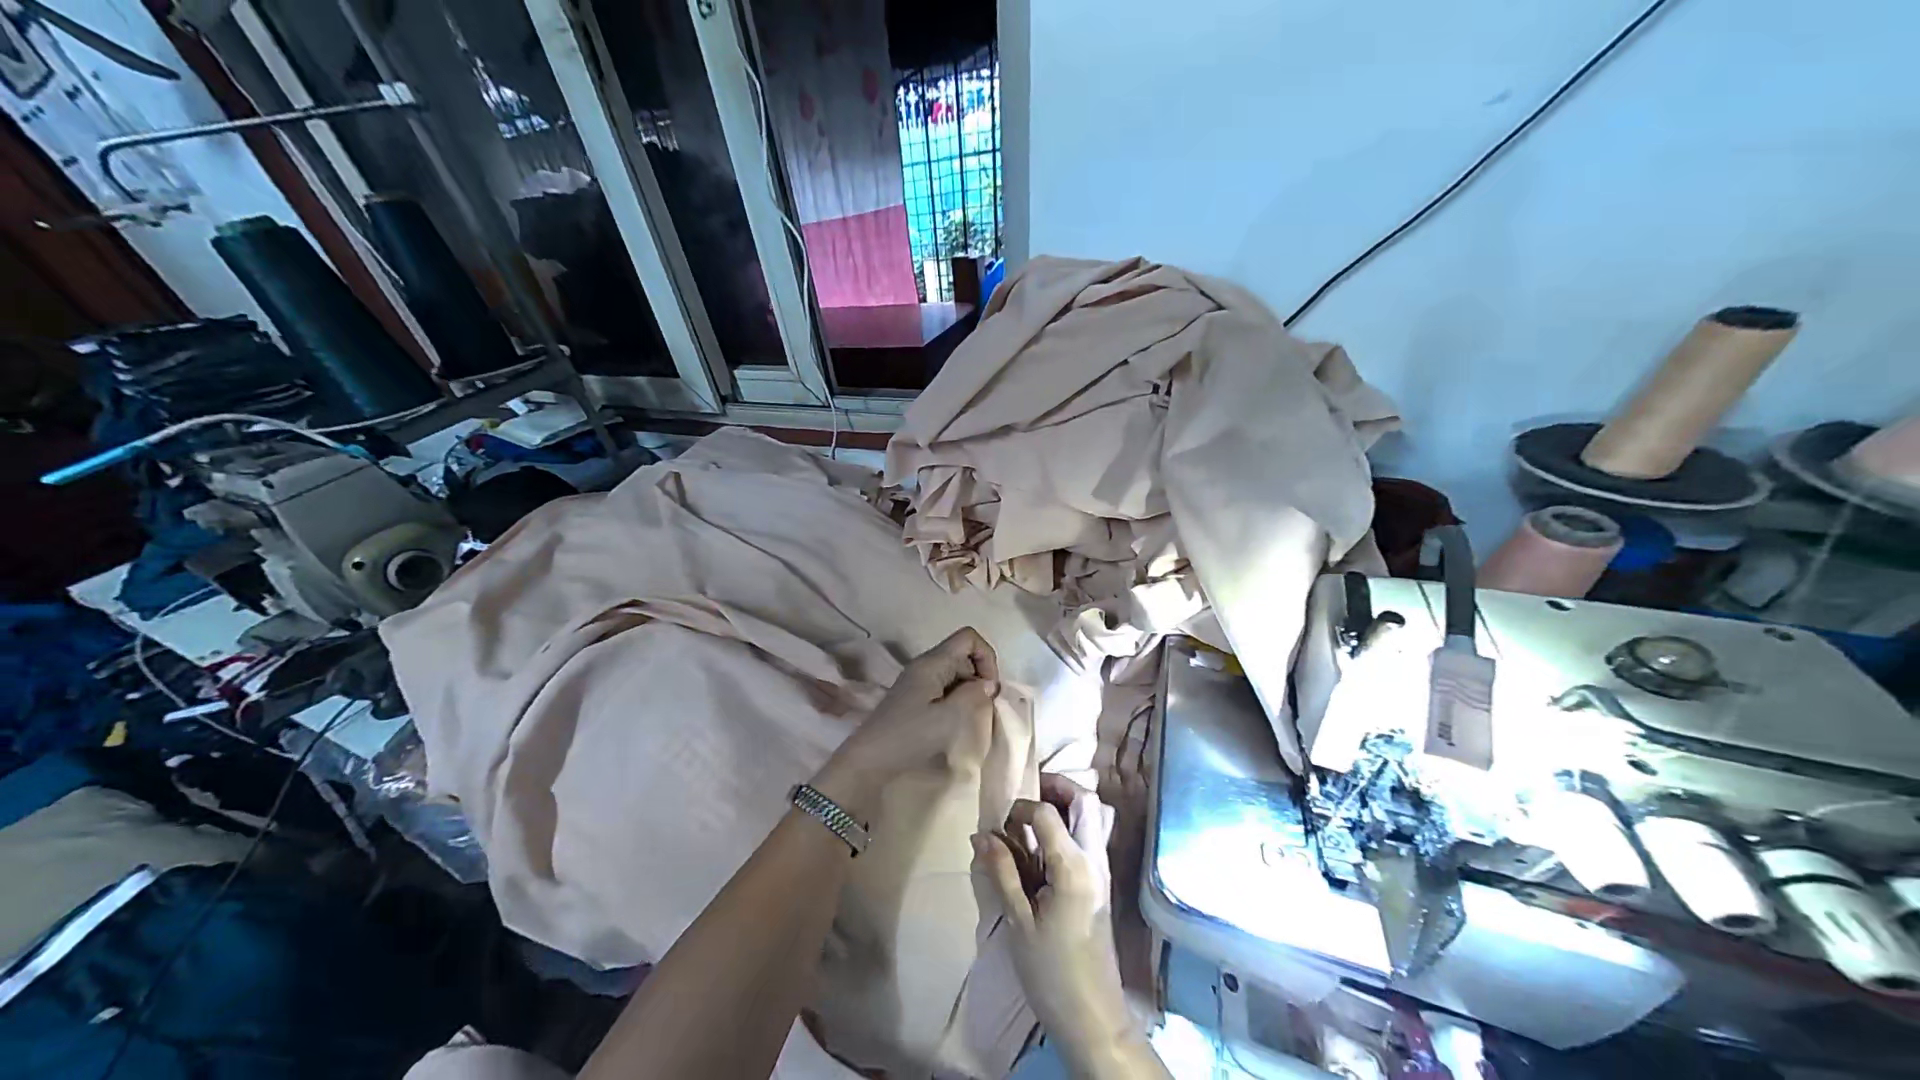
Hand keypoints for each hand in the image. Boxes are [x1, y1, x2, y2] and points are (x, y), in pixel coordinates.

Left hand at [811, 627, 999, 817]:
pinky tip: (954, 725)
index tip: (988, 690)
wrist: (868, 763)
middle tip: (982, 709)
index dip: (987, 658)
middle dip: (980, 678)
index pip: (969, 638)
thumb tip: (986, 685)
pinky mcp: (914, 701)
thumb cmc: (910, 737)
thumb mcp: (950, 718)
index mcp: (932, 663)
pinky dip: (956, 702)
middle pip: (963, 656)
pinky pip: (944, 690)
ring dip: (969, 693)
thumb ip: (974, 696)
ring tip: (969, 720)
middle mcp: (924, 667)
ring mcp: (918, 684)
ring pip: (955, 675)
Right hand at [972, 776, 1140, 1069]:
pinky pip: (1092, 835)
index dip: (1020, 809)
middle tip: (1026, 798)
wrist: (1093, 1016)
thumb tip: (981, 834)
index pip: (1048, 812)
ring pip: (1094, 815)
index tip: (1001, 828)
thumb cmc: (1051, 971)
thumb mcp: (1018, 922)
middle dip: (1056, 787)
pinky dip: (1072, 824)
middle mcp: (1095, 859)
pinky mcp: (1103, 881)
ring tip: (1034, 819)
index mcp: (1074, 867)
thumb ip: (1001, 872)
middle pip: (1086, 800)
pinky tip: (1045, 845)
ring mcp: (1104, 869)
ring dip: (1066, 803)